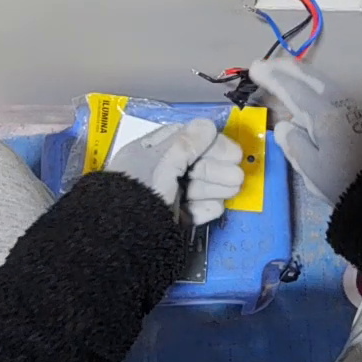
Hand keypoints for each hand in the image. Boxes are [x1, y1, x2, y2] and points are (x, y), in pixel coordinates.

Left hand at [103, 118, 245, 224]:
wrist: (123, 236)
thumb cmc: (141, 191)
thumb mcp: (162, 163)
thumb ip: (186, 145)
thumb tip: (207, 125)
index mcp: (149, 152)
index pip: (185, 139)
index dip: (211, 143)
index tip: (233, 152)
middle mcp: (157, 171)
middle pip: (194, 164)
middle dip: (217, 168)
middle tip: (237, 176)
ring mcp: (164, 195)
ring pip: (195, 187)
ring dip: (216, 186)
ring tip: (233, 189)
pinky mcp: (168, 217)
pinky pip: (190, 209)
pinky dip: (204, 208)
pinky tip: (215, 208)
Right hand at [248, 56, 361, 204]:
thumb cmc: (344, 182)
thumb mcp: (311, 169)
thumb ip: (294, 144)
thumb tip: (284, 126)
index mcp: (324, 116)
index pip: (294, 90)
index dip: (273, 78)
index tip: (255, 67)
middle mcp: (342, 104)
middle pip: (312, 78)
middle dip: (288, 69)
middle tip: (268, 64)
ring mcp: (357, 108)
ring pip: (326, 84)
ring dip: (304, 76)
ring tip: (286, 73)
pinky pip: (336, 94)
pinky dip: (318, 88)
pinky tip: (312, 94)